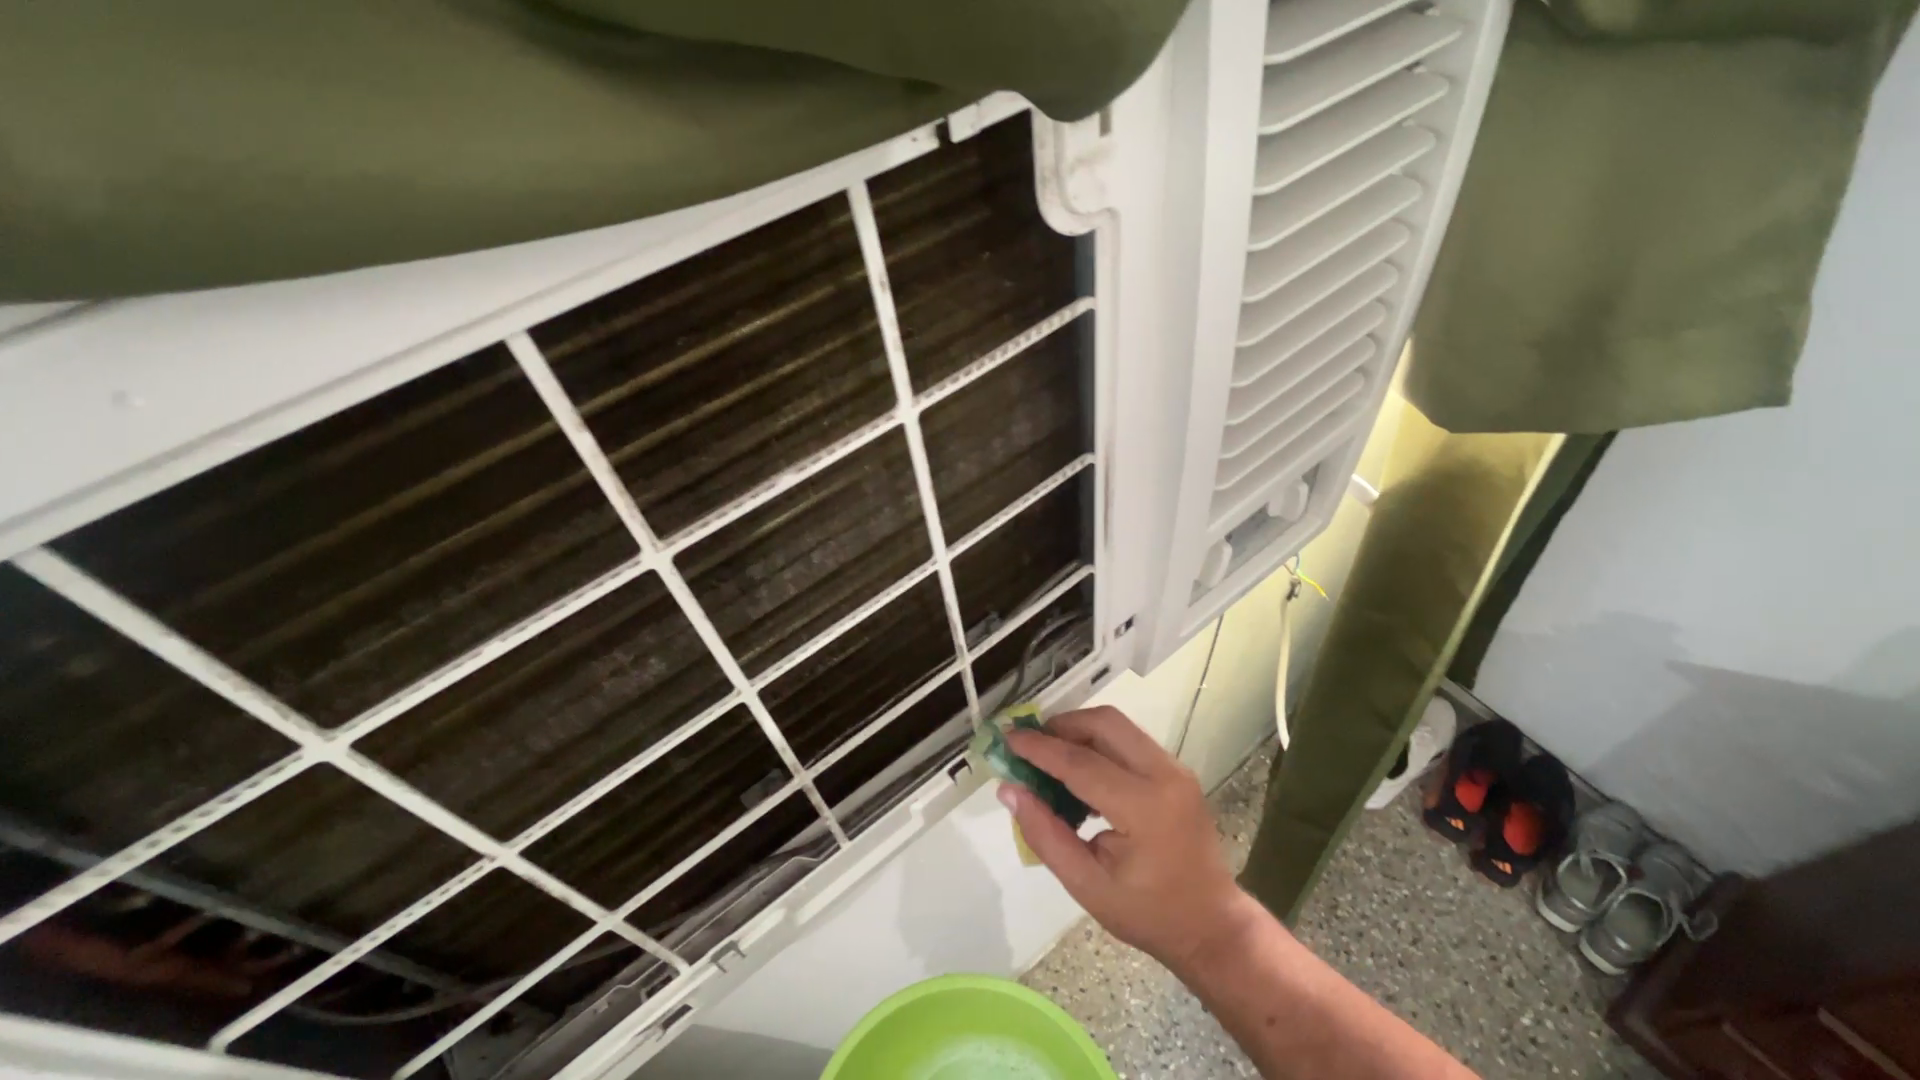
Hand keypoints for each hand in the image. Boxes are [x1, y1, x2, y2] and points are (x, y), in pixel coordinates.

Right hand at [997, 706, 1260, 974]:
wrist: (1212, 925)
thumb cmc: (1148, 913)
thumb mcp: (1086, 884)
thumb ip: (1045, 834)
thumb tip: (1009, 790)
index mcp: (1144, 807)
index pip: (1080, 763)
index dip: (1038, 748)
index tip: (1006, 739)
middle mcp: (1165, 775)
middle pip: (1104, 724)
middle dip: (1061, 726)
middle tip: (1028, 745)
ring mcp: (1176, 770)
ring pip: (1119, 727)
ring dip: (1080, 732)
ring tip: (1048, 758)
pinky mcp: (1178, 773)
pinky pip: (1131, 742)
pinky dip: (1099, 745)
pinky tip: (1079, 775)